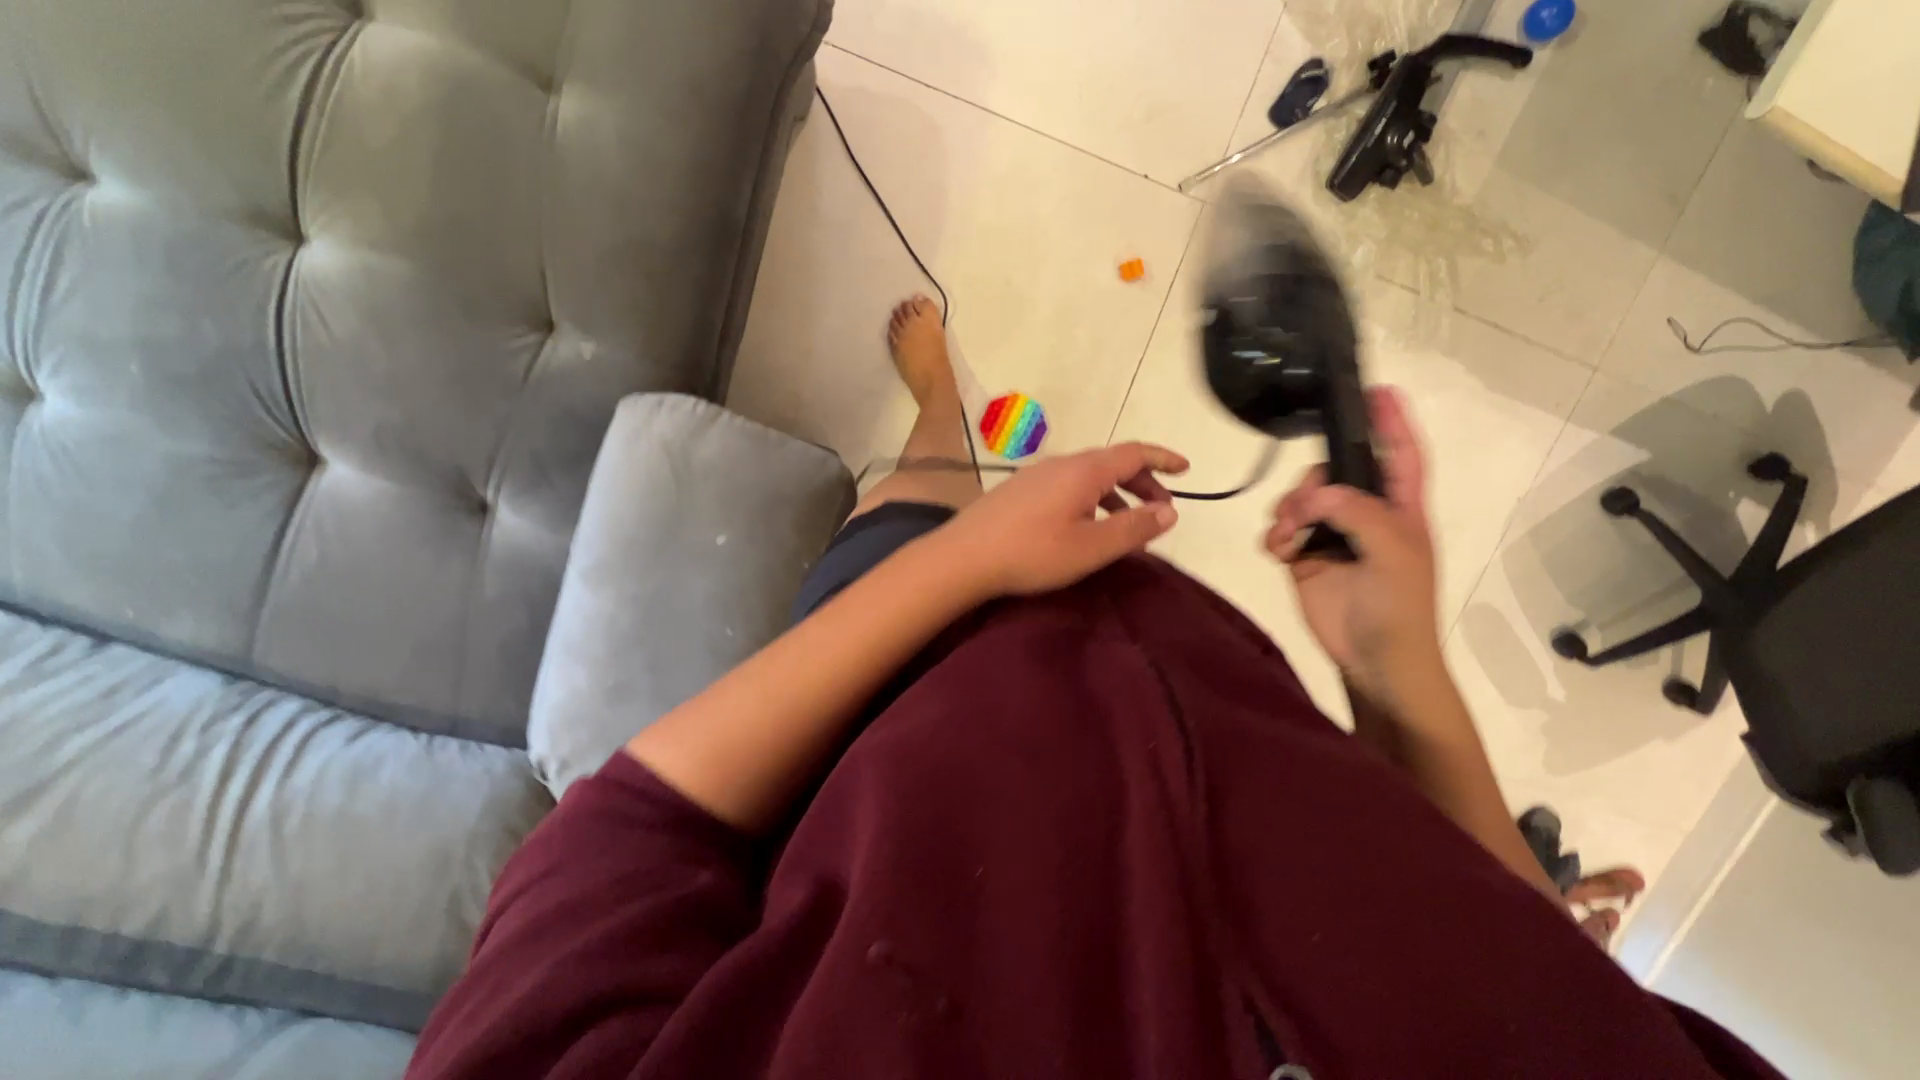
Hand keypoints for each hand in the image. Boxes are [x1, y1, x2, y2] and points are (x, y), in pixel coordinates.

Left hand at [938, 442, 1188, 598]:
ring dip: (1116, 494)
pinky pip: (1067, 485)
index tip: (1186, 470)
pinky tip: (1084, 527)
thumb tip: (1170, 512)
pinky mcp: (1019, 491)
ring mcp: (1036, 475)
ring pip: (1088, 476)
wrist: (963, 557)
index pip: (1134, 452)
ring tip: (1126, 525)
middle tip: (1160, 511)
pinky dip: (1091, 499)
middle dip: (1142, 482)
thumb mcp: (1091, 548)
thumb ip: (1133, 528)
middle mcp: (1061, 464)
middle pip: (1112, 462)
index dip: (1163, 459)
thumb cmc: (1032, 553)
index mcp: (1084, 471)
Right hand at [1265, 388, 1441, 705]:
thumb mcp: (1393, 551)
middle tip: (1306, 504)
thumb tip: (1315, 492)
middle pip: (1335, 471)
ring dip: (1289, 510)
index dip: (1392, 422)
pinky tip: (1278, 551)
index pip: (1400, 454)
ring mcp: (1331, 536)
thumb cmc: (1400, 605)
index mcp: (1400, 508)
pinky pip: (1279, 531)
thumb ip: (1358, 511)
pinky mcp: (1302, 558)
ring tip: (1289, 534)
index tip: (1377, 390)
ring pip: (1300, 498)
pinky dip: (1275, 536)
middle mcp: (1365, 515)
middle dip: (1314, 479)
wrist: (1375, 659)